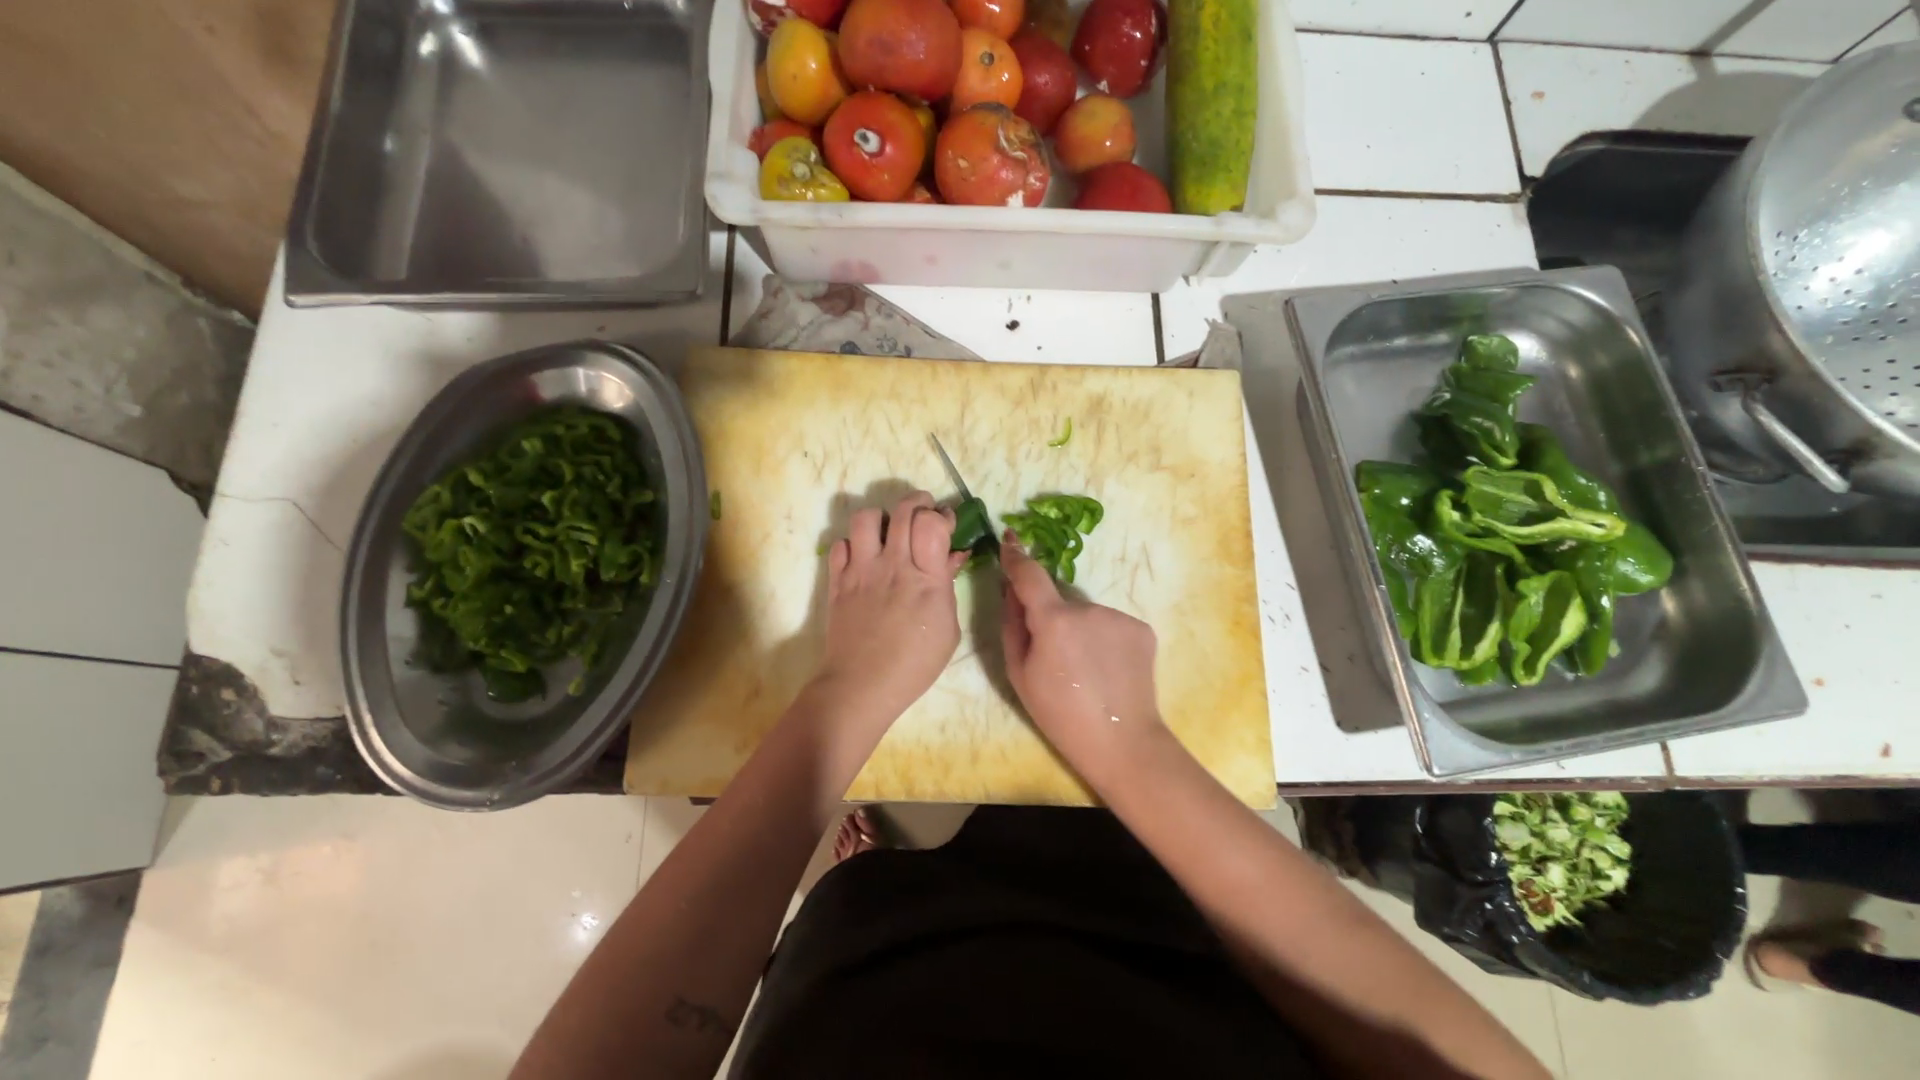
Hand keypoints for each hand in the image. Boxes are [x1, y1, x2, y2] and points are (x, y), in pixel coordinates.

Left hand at [811, 491, 968, 735]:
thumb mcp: (947, 628)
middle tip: (923, 513)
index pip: (931, 523)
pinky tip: (863, 558)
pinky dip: (853, 544)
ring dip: (881, 518)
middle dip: (917, 503)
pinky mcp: (838, 581)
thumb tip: (952, 556)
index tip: (947, 524)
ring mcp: (861, 571)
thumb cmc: (914, 664)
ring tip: (889, 532)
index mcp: (926, 578)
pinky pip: (841, 544)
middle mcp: (892, 565)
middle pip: (903, 511)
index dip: (941, 516)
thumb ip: (947, 586)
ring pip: (866, 518)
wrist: (862, 685)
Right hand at [999, 533, 1163, 778]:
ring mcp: (1119, 616)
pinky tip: (1107, 671)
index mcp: (1054, 620)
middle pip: (1060, 603)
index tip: (1009, 540)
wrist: (1120, 741)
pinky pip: (1112, 626)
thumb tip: (1010, 590)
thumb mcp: (1019, 673)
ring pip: (1088, 616)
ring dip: (1080, 632)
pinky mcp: (1142, 629)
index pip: (1030, 574)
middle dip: (1052, 619)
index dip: (1016, 557)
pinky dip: (1105, 642)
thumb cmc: (1059, 714)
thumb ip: (1012, 624)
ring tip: (1085, 672)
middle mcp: (1089, 608)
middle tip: (1055, 660)